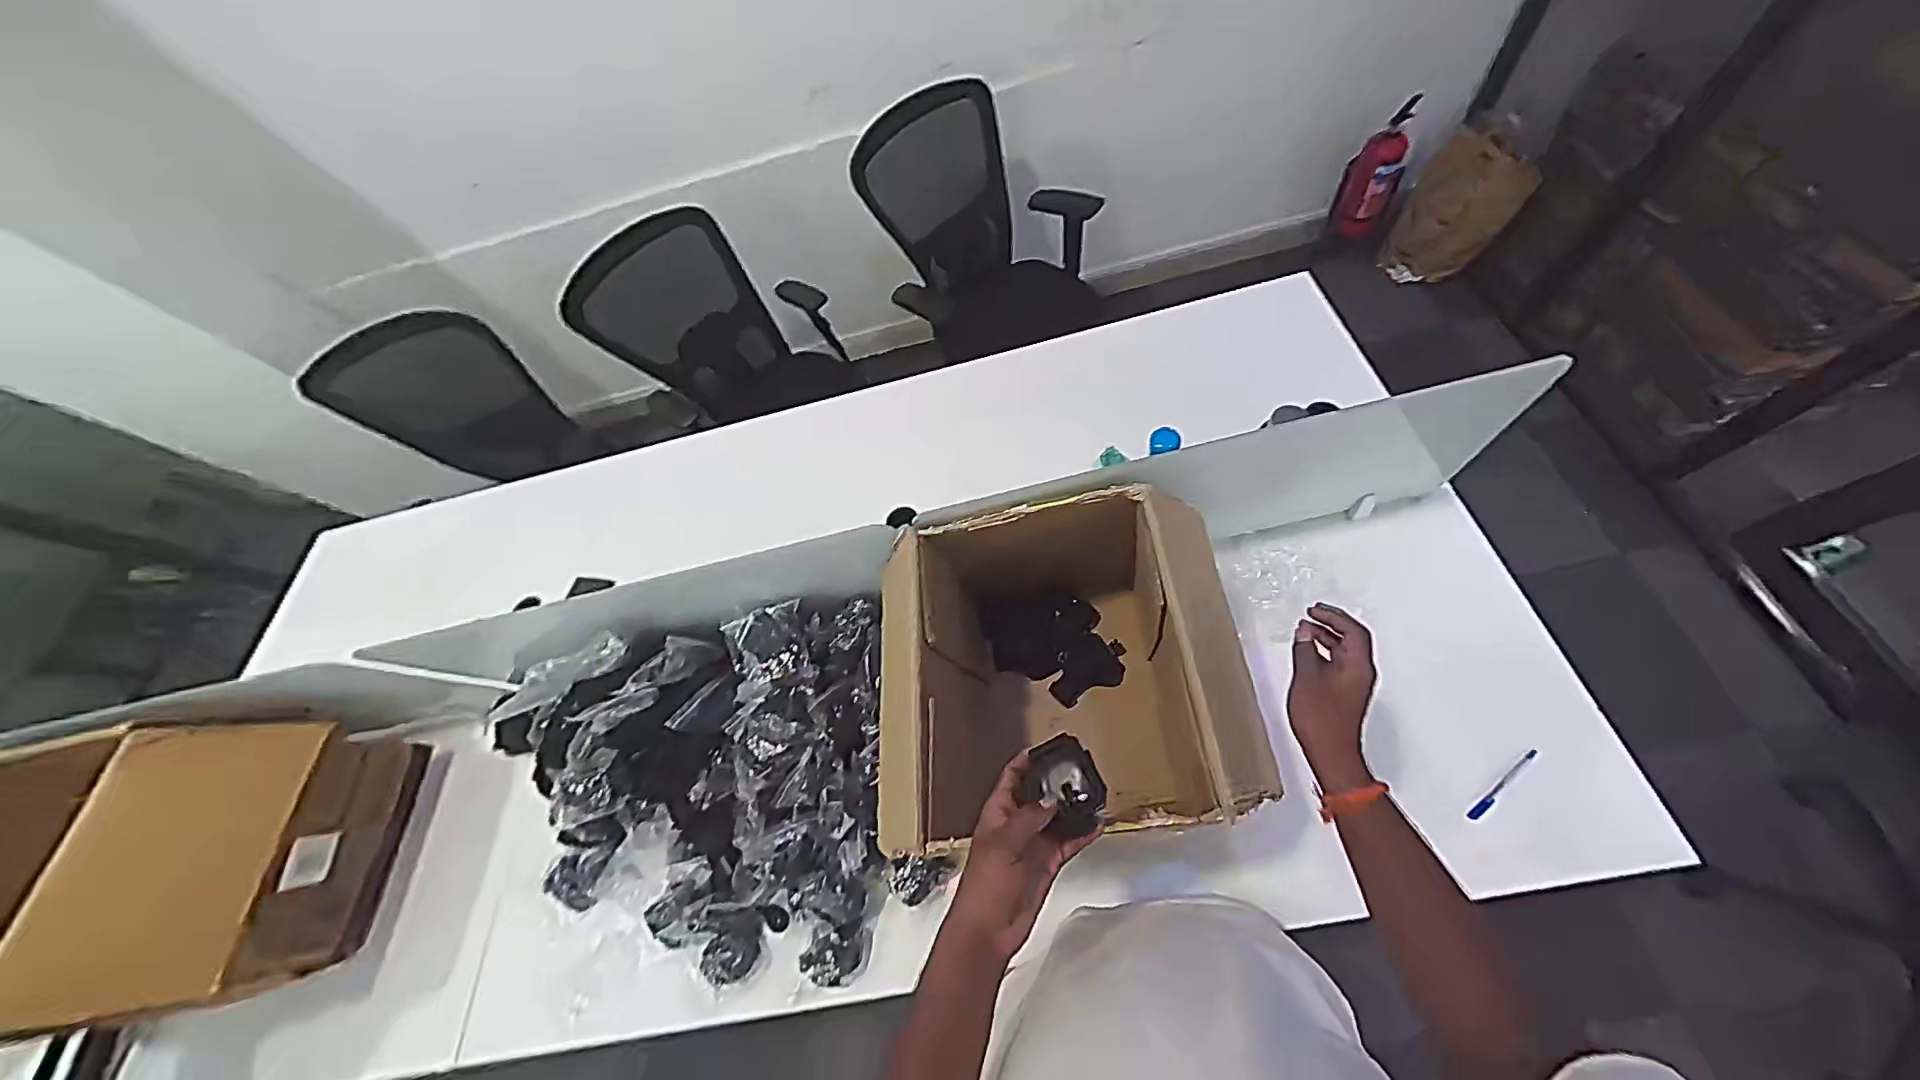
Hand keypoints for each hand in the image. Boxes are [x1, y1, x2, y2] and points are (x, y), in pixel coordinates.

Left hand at [942, 751, 1101, 964]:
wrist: (989, 929)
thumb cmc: (984, 885)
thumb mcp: (1003, 844)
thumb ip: (1028, 819)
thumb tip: (1049, 801)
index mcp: (997, 813)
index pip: (1011, 778)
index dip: (1025, 761)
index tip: (1044, 748)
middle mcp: (1016, 824)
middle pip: (1038, 795)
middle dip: (1054, 782)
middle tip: (1077, 768)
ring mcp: (1033, 843)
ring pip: (1057, 818)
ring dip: (1072, 808)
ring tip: (1093, 793)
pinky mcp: (1047, 862)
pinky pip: (1067, 842)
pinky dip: (1082, 834)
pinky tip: (1096, 824)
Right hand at [1288, 603, 1378, 790]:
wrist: (1330, 750)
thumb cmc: (1322, 718)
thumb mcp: (1306, 675)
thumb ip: (1305, 649)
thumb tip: (1304, 633)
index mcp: (1358, 665)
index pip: (1352, 630)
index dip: (1334, 616)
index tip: (1316, 609)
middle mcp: (1361, 672)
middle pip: (1352, 638)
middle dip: (1331, 623)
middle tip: (1313, 613)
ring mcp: (1355, 684)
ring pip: (1345, 651)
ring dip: (1327, 637)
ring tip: (1307, 630)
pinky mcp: (1346, 693)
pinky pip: (1339, 663)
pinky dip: (1325, 652)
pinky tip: (1309, 653)